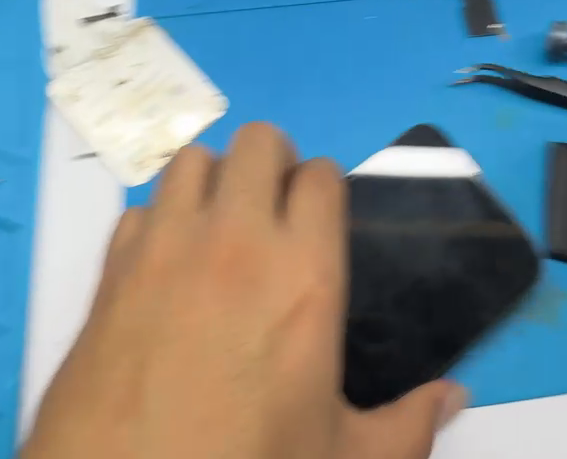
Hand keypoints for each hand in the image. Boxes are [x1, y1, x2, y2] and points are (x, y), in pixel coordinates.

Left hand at [23, 123, 465, 458]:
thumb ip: (407, 425)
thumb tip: (454, 397)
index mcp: (304, 272)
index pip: (321, 175)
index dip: (323, 190)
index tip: (317, 219)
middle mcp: (237, 237)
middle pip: (259, 140)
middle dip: (271, 164)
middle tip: (270, 213)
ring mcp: (168, 242)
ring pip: (194, 158)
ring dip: (211, 181)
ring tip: (216, 227)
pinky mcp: (113, 262)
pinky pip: (141, 207)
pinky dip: (157, 222)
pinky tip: (164, 265)